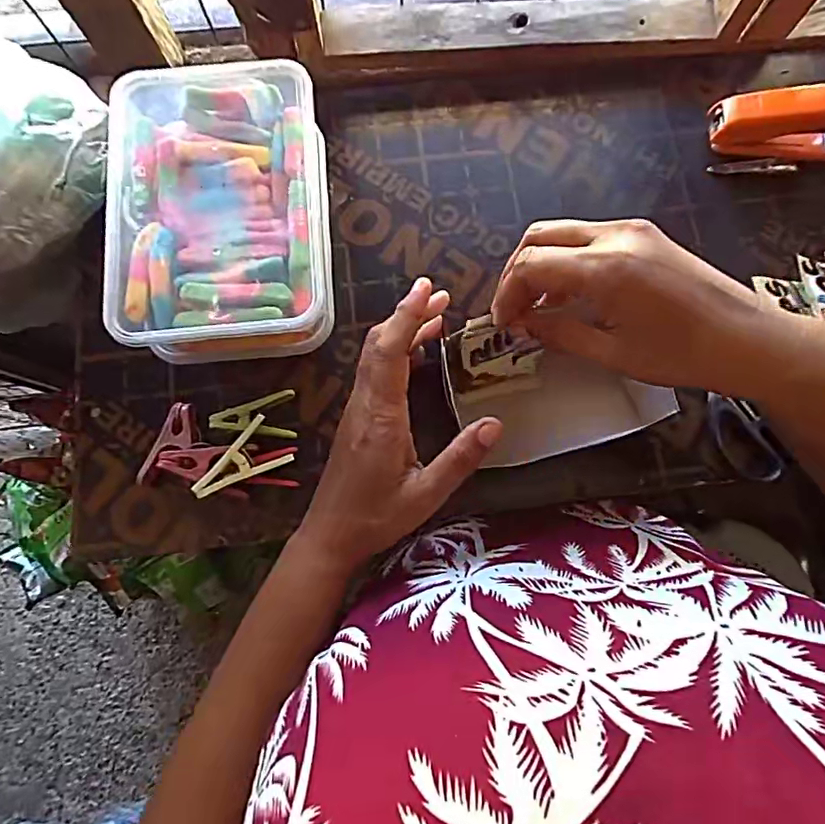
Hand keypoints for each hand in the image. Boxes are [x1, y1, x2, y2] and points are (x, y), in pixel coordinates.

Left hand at [296, 277, 502, 570]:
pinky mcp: (355, 417)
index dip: (407, 317)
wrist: (330, 533)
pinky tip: (414, 354)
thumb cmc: (376, 517)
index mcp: (381, 417)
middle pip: (379, 344)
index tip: (425, 290)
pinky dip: (393, 351)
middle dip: (407, 314)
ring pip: (373, 356)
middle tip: (438, 294)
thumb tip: (494, 424)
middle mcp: (364, 404)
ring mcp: (356, 409)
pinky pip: (373, 372)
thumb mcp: (426, 494)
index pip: (390, 353)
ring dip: (400, 331)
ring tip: (434, 315)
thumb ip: (459, 460)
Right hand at [489, 218, 824, 397]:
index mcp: (606, 267)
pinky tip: (569, 295)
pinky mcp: (646, 236)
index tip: (503, 324)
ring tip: (539, 307)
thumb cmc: (684, 354)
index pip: (529, 264)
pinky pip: (588, 238)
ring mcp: (634, 231)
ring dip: (540, 265)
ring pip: (562, 233)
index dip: (506, 294)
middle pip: (539, 237)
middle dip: (516, 273)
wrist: (753, 341)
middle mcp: (616, 236)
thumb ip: (558, 333)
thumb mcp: (611, 352)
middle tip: (514, 310)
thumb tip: (523, 326)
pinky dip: (566, 261)